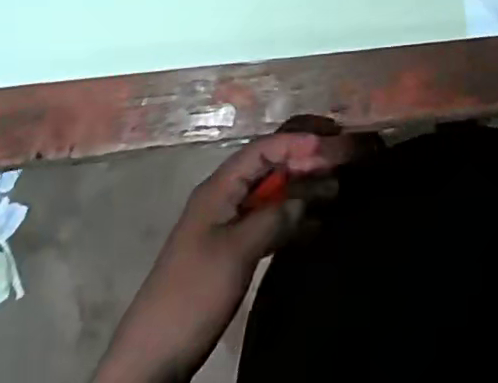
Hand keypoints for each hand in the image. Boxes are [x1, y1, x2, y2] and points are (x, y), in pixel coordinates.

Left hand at [91, 133, 342, 382]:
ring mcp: (229, 224)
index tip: (332, 143)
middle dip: (305, 158)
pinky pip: (272, 221)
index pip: (263, 149)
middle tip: (343, 156)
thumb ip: (276, 216)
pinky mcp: (235, 251)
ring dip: (305, 187)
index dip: (297, 141)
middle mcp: (226, 197)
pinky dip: (296, 217)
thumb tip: (309, 197)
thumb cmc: (193, 293)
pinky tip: (320, 223)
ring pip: (274, 193)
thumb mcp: (237, 251)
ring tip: (340, 187)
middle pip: (270, 165)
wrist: (153, 355)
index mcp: (219, 188)